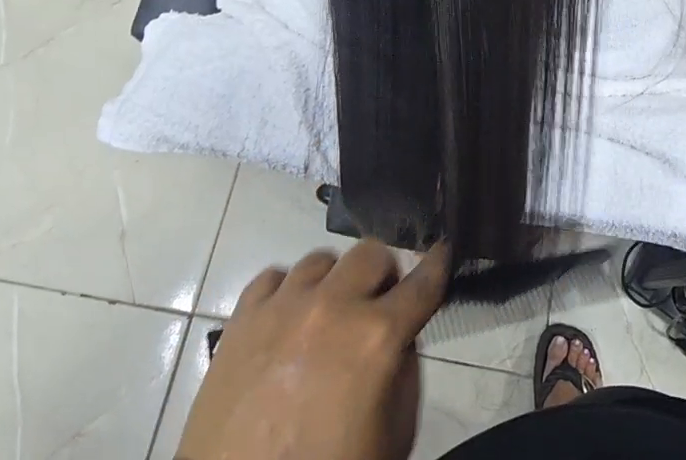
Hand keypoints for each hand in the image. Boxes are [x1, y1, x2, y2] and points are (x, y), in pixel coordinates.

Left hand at [176, 240, 450, 459]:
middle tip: (378, 304)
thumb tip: (398, 335)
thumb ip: (404, 371)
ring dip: (334, 281)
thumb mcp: (394, 432)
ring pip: (321, 259)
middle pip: (370, 253)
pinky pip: (274, 276)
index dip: (437, 265)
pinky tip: (288, 319)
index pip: (422, 282)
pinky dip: (288, 290)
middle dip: (383, 274)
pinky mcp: (242, 316)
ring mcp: (283, 306)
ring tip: (328, 314)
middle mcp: (332, 306)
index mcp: (376, 336)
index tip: (442, 252)